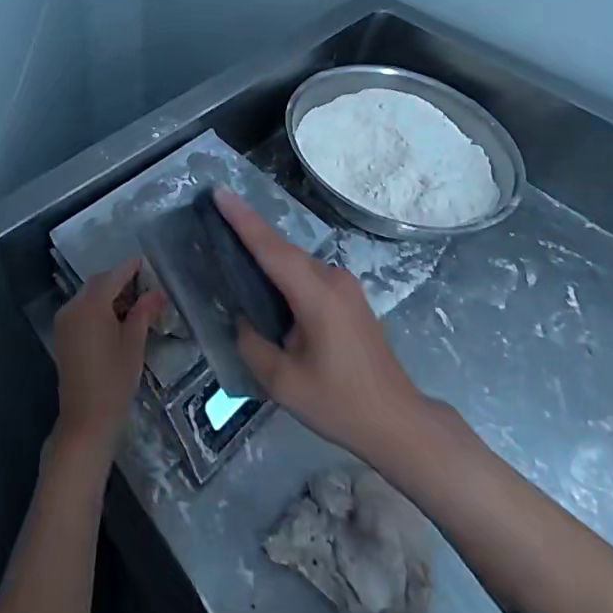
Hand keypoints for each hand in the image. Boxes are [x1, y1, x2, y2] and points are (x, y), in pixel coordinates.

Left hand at [52, 258, 165, 456]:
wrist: (85, 419)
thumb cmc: (114, 381)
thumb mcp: (134, 343)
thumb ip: (143, 312)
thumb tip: (157, 292)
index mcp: (90, 306)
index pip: (113, 276)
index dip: (131, 268)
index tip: (149, 264)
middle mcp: (73, 308)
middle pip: (98, 283)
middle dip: (121, 280)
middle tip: (147, 285)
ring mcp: (65, 321)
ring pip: (89, 295)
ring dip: (110, 293)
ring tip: (137, 302)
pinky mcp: (64, 335)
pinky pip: (82, 309)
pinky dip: (99, 306)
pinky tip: (118, 317)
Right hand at [214, 187, 437, 464]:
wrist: (396, 420)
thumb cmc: (339, 403)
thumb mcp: (283, 382)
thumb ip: (253, 344)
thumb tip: (244, 320)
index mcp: (317, 295)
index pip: (272, 250)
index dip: (243, 220)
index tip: (220, 193)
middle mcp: (334, 280)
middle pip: (285, 252)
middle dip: (250, 233)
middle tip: (216, 218)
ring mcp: (347, 287)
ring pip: (298, 264)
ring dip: (269, 256)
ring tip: (234, 251)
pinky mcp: (351, 299)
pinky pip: (310, 276)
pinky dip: (286, 274)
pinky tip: (268, 284)